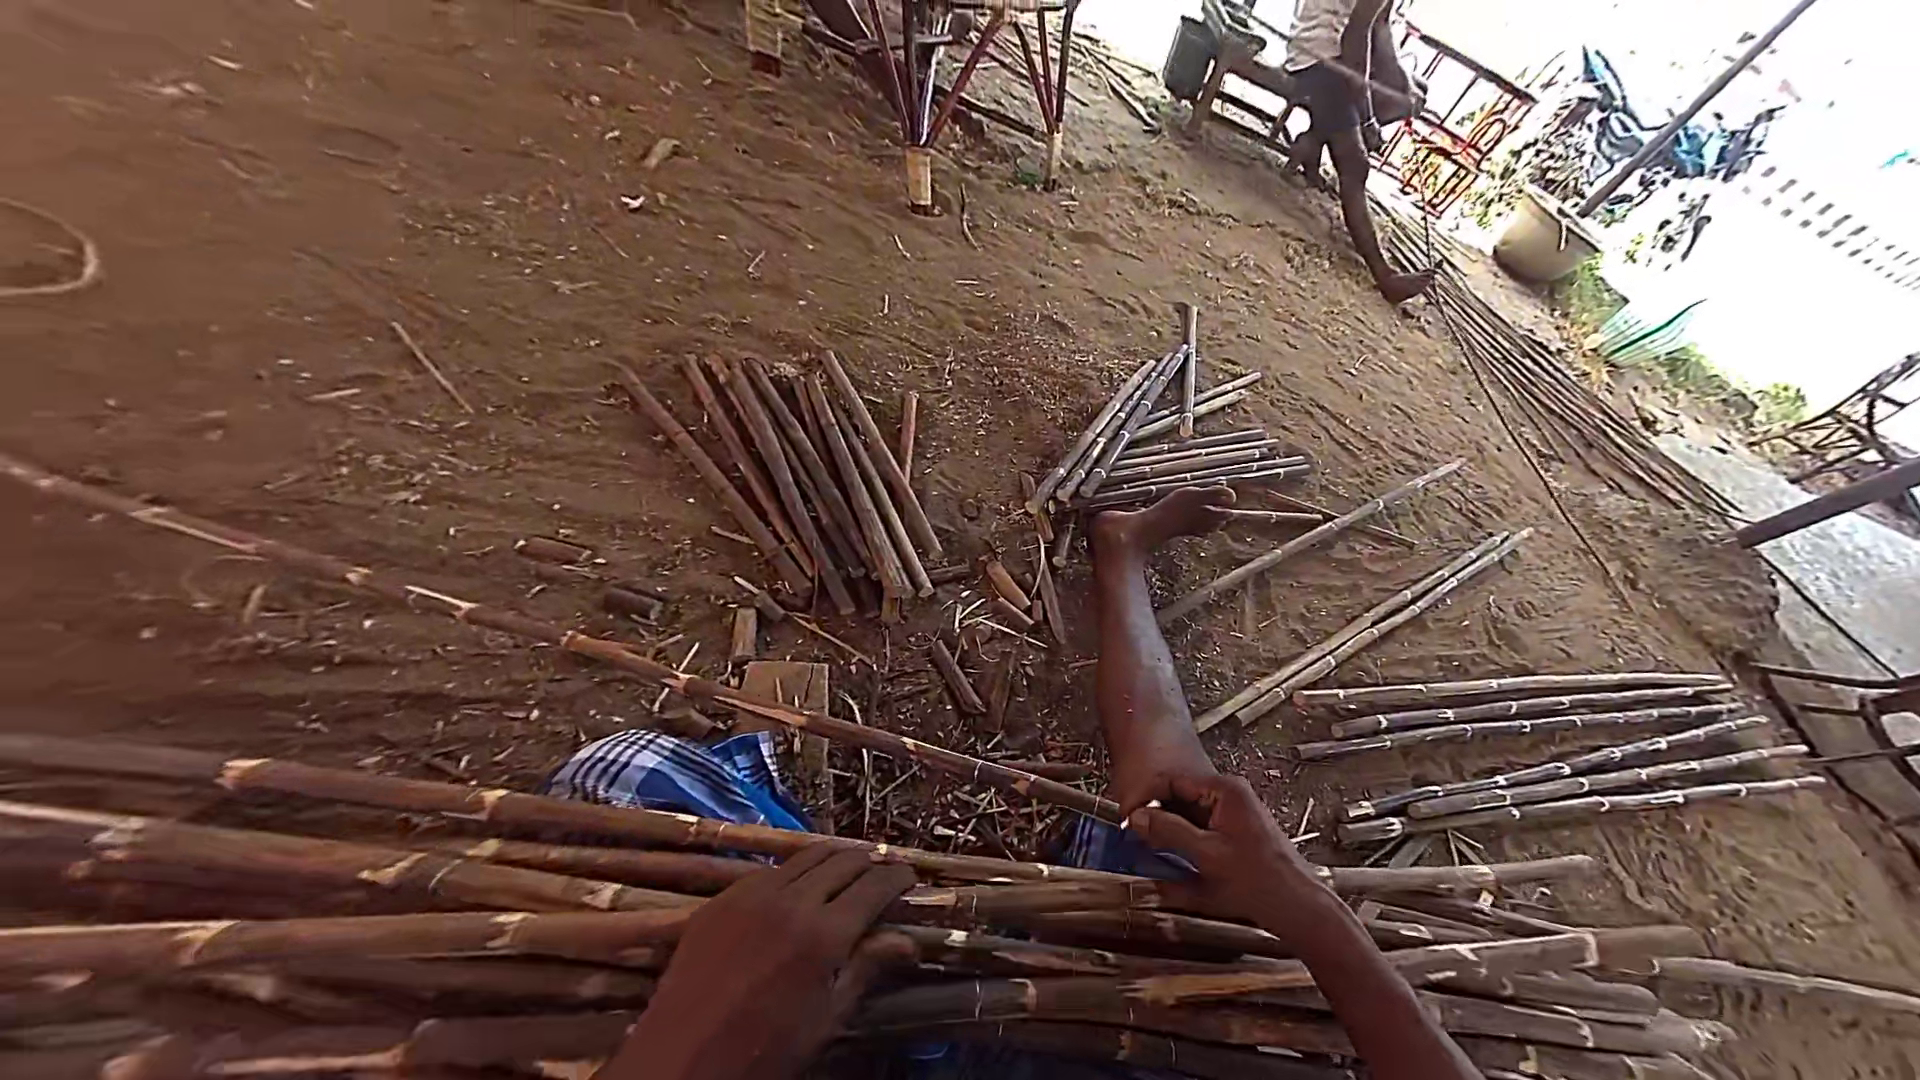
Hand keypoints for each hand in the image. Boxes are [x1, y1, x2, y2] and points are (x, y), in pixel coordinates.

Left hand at [613, 845, 917, 1079]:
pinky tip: (798, 886)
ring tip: (848, 867)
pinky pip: (771, 869)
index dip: (897, 878)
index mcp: (824, 936)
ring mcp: (754, 893)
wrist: (677, 1065)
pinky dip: (796, 871)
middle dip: (869, 862)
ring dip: (835, 858)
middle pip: (844, 861)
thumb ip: (866, 970)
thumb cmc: (762, 1054)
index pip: (875, 887)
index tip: (909, 878)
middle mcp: (793, 901)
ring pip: (808, 855)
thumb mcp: (824, 1021)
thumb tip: (909, 941)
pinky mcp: (725, 896)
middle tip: (882, 871)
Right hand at [1126, 773, 1335, 928]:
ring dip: (1170, 831)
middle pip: (1180, 797)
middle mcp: (1230, 795)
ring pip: (1188, 814)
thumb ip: (1169, 832)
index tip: (1130, 819)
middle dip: (1158, 816)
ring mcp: (1234, 813)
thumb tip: (1137, 816)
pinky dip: (1185, 841)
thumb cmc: (1261, 883)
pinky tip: (1175, 859)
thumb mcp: (1206, 856)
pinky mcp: (1235, 832)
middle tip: (1138, 838)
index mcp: (1225, 790)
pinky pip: (1200, 828)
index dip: (1148, 799)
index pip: (1172, 782)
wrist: (1302, 912)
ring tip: (1153, 851)